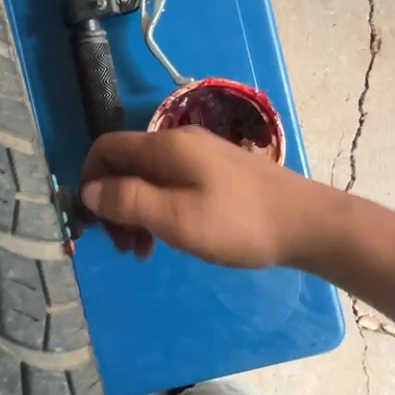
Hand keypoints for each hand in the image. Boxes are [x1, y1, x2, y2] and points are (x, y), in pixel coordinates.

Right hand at [78, 127, 332, 268]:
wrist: (306, 223)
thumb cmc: (238, 223)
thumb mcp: (176, 218)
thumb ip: (129, 201)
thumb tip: (87, 190)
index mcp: (165, 147)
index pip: (106, 148)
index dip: (88, 180)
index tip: (94, 222)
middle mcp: (179, 142)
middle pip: (126, 165)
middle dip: (113, 204)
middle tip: (124, 247)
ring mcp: (200, 156)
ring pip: (148, 178)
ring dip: (136, 213)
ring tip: (143, 252)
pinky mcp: (216, 172)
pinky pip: (171, 186)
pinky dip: (160, 211)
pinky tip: (170, 239)